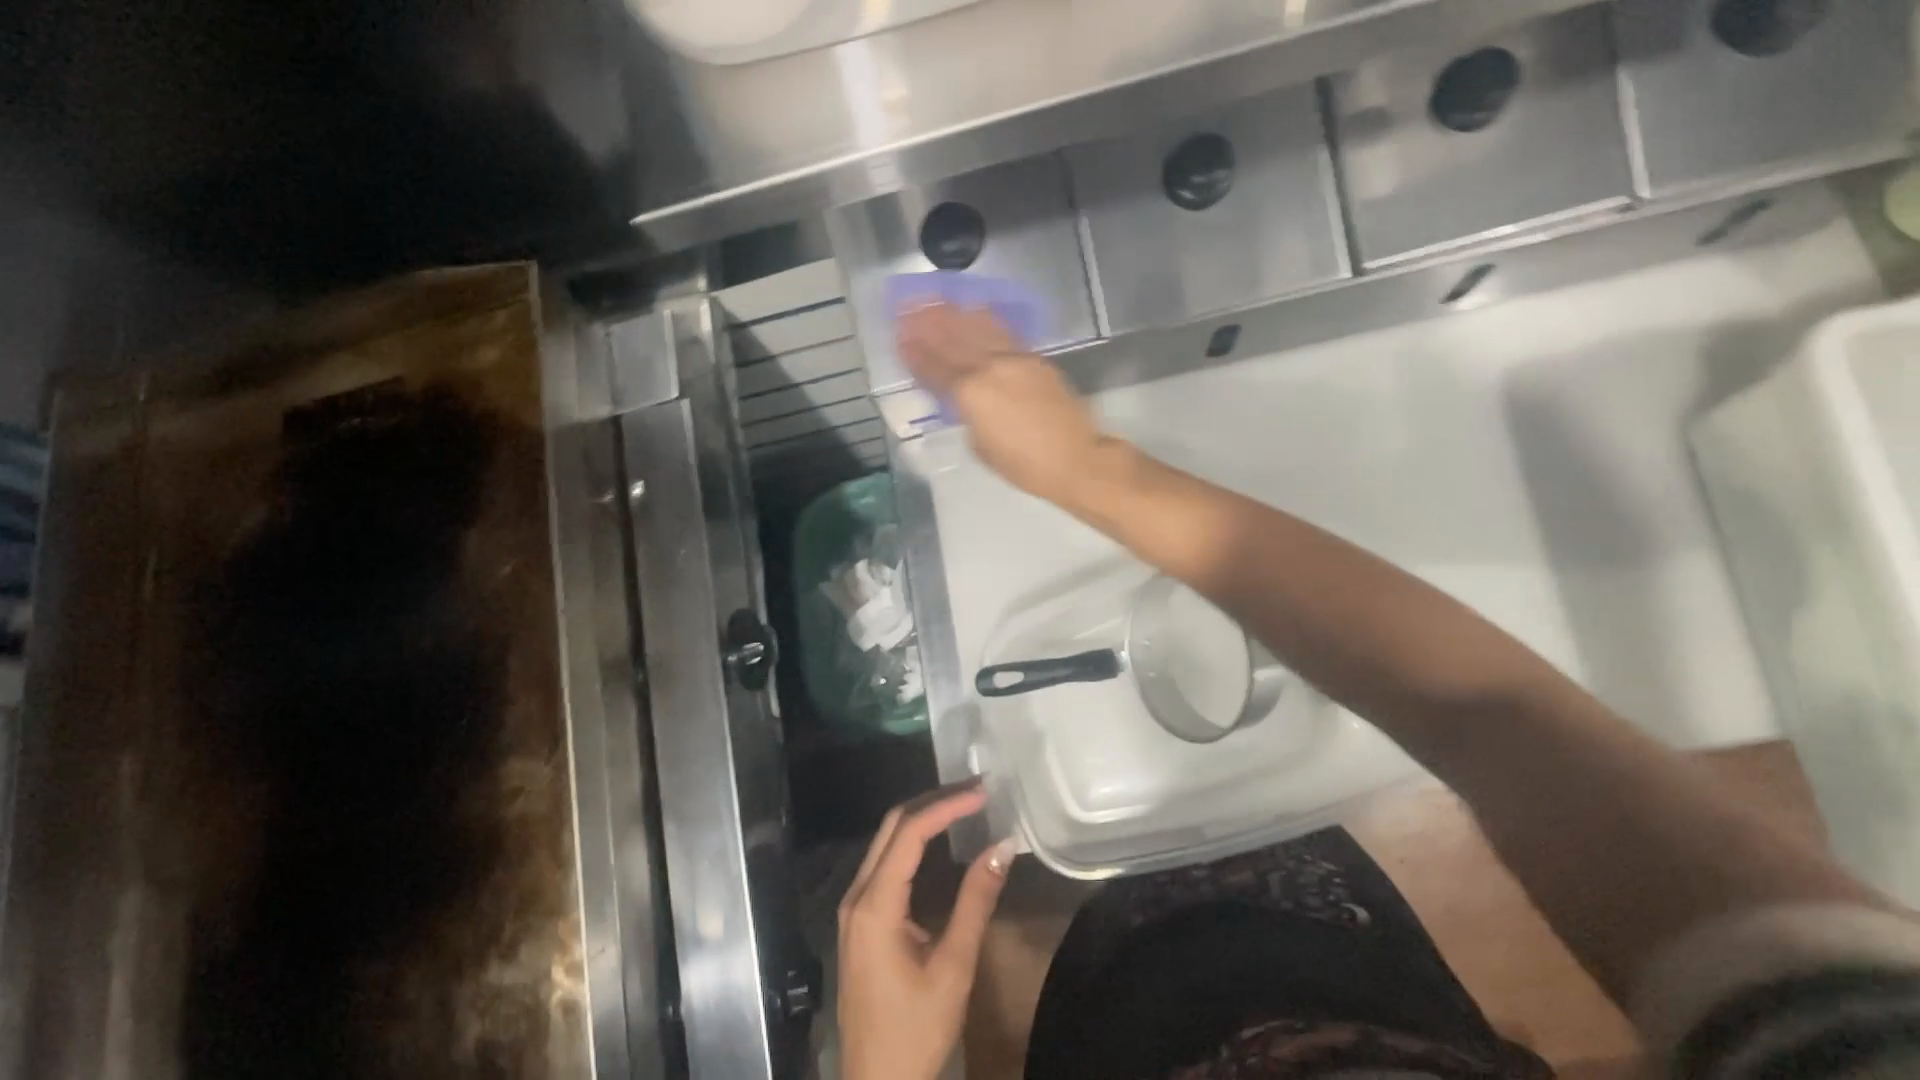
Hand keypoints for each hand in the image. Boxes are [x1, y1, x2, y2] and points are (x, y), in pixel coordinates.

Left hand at [838, 786, 1016, 1079]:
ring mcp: (853, 909)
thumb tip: (1003, 847)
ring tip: (967, 806)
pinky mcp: (859, 922)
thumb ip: (976, 902)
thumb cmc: (916, 1029)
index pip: (910, 833)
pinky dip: (914, 844)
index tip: (984, 791)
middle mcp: (856, 897)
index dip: (947, 805)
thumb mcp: (954, 966)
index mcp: (874, 905)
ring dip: (923, 819)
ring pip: (885, 843)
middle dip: (934, 802)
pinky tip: (942, 843)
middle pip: (891, 828)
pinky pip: (884, 865)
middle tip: (978, 789)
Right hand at [897, 302, 1114, 507]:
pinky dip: (986, 318)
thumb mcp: (981, 446)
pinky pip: (1004, 332)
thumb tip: (962, 400)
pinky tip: (975, 308)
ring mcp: (1014, 359)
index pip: (935, 369)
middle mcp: (989, 367)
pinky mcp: (1034, 359)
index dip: (915, 353)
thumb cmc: (1023, 465)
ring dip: (954, 313)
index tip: (899, 336)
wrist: (1074, 458)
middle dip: (927, 323)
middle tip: (907, 305)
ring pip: (978, 329)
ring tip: (935, 299)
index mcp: (970, 393)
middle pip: (953, 340)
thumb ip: (966, 416)